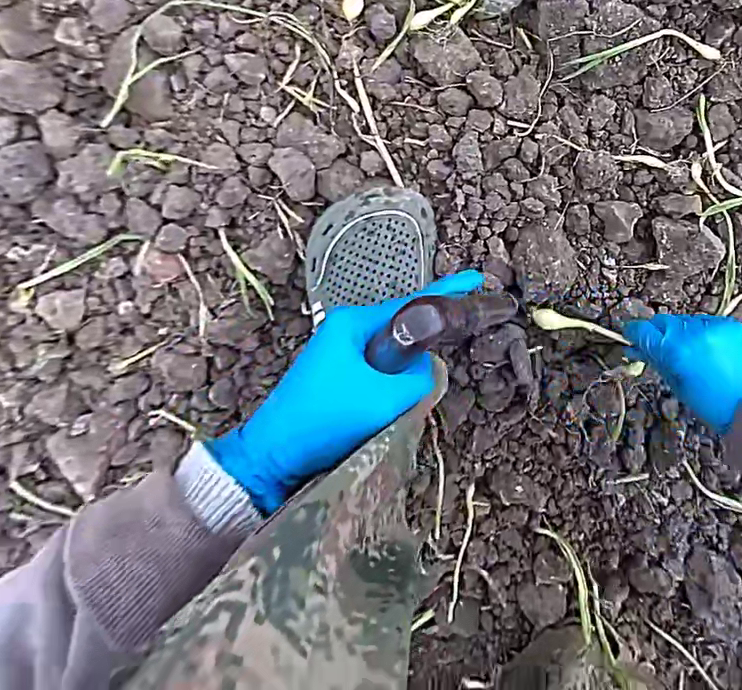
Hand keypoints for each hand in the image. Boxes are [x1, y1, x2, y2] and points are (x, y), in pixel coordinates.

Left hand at [208, 270, 482, 512]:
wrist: (266, 462)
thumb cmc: (320, 423)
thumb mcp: (385, 400)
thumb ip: (421, 378)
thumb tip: (428, 371)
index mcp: (353, 324)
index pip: (412, 302)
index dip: (448, 290)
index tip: (475, 279)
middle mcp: (347, 330)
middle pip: (405, 330)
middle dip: (423, 350)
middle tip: (438, 367)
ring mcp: (341, 352)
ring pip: (394, 355)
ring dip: (404, 376)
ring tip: (400, 404)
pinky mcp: (339, 374)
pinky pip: (381, 371)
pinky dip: (392, 385)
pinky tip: (392, 405)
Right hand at [624, 314, 741, 433]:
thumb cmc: (719, 406)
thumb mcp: (679, 388)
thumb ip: (659, 363)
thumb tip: (642, 351)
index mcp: (676, 349)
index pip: (644, 331)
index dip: (635, 334)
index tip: (632, 336)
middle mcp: (694, 331)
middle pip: (664, 321)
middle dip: (658, 333)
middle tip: (659, 348)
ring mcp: (714, 325)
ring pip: (686, 320)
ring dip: (682, 333)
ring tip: (689, 354)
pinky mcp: (731, 324)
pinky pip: (708, 322)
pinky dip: (703, 333)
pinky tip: (707, 351)